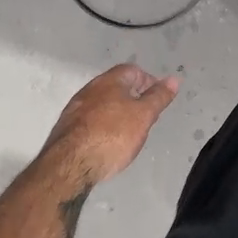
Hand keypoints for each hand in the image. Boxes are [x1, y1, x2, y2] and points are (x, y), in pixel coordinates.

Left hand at [38, 64, 179, 185]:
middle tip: (143, 116)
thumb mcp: (144, 116)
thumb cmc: (112, 135)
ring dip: (114, 113)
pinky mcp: (64, 131)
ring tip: (125, 132)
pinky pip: (87, 122)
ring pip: (100, 104)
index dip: (148, 81)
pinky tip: (104, 143)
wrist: (69, 167)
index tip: (156, 99)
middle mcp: (89, 90)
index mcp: (109, 81)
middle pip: (115, 86)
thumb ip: (159, 97)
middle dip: (131, 98)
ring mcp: (73, 110)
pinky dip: (99, 127)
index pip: (133, 70)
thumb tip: (174, 79)